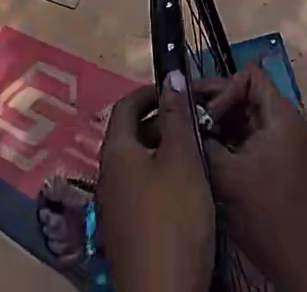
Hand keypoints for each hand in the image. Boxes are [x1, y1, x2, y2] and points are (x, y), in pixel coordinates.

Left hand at [96, 71, 214, 291]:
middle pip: (132, 134)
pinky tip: (189, 193)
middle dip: (162, 123)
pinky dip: (163, 180)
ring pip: (140, 163)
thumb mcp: (181, 162)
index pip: (126, 105)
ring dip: (165, 153)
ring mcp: (115, 203)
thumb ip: (177, 118)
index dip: (150, 92)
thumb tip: (171, 77)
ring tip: (198, 155)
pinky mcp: (127, 230)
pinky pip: (143, 189)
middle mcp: (108, 171)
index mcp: (116, 149)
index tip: (178, 90)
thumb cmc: (172, 219)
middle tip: (196, 124)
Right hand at [197, 69, 306, 287]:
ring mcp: (284, 142)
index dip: (222, 89)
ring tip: (192, 134)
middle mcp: (286, 123)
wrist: (300, 259)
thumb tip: (180, 114)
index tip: (203, 113)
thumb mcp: (224, 169)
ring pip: (244, 115)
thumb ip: (200, 134)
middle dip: (214, 104)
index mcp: (280, 117)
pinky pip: (249, 134)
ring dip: (218, 122)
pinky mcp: (278, 159)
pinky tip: (207, 151)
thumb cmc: (264, 211)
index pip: (247, 77)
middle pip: (244, 94)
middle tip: (186, 118)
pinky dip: (228, 138)